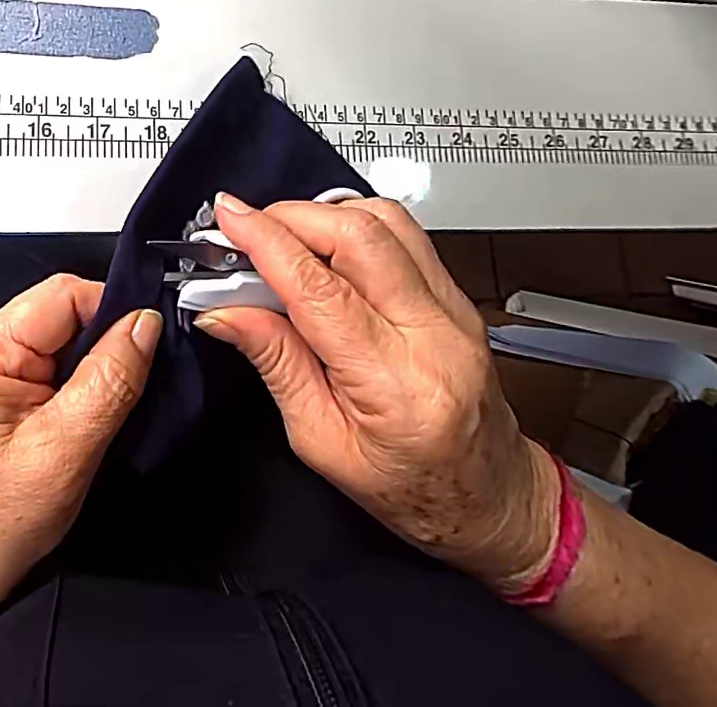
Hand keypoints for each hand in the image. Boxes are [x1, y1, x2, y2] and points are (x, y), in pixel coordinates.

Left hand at [0, 275, 161, 657]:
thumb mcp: (65, 451)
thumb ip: (109, 381)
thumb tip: (143, 325)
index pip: (62, 294)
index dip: (113, 309)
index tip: (149, 338)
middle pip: (62, 308)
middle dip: (104, 338)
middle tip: (130, 382)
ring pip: (62, 331)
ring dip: (92, 359)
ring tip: (100, 405)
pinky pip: (51, 354)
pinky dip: (78, 374)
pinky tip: (83, 406)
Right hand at [193, 193, 562, 592]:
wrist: (494, 500)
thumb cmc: (412, 488)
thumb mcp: (319, 439)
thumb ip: (273, 361)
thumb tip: (221, 312)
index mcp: (396, 384)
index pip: (318, 287)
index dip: (264, 242)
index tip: (228, 219)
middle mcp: (436, 335)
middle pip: (358, 235)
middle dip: (287, 217)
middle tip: (242, 230)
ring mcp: (454, 310)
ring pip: (383, 221)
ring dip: (318, 216)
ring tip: (278, 239)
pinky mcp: (455, 297)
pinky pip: (399, 233)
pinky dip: (346, 224)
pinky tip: (318, 247)